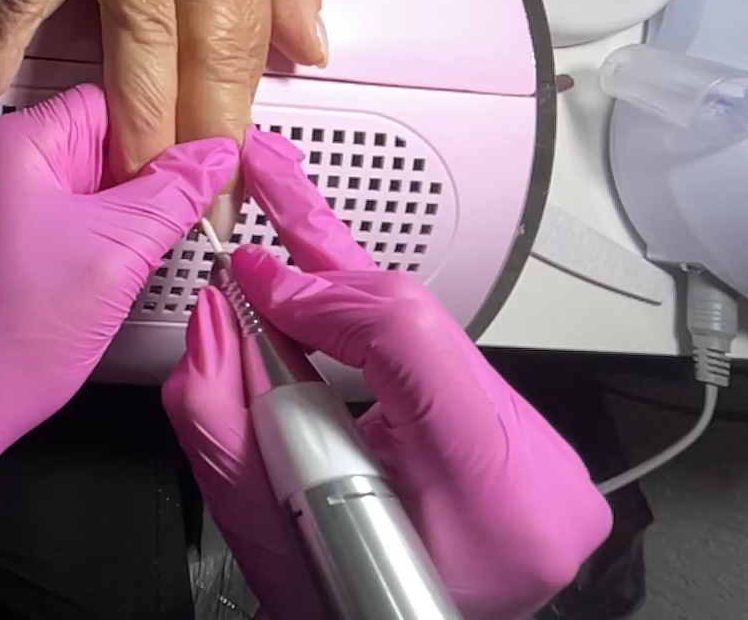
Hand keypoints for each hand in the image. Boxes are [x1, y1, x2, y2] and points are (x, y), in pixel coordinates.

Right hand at [0, 0, 325, 190]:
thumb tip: (310, 54)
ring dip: (127, 124)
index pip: (243, 59)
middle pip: (192, 66)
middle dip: (190, 152)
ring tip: (124, 192)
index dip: (237, 133)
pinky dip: (2, 39)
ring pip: (127, 46)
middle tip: (185, 223)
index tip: (231, 196)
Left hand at [0, 84, 235, 548]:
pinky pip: (68, 207)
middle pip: (100, 137)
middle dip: (150, 171)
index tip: (207, 156)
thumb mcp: (114, 254)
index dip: (165, 127)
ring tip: (162, 235)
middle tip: (197, 201)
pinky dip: (102, 226)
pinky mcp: (4, 230)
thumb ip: (173, 193)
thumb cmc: (5, 336)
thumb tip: (214, 153)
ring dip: (128, 203)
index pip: (110, 102)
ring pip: (89, 176)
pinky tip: (124, 256)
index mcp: (15, 144)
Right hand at [162, 130, 611, 619]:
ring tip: (282, 207)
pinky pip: (415, 344)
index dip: (312, 287)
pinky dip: (351, 308)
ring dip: (330, 270)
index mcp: (484, 495)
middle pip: (414, 307)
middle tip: (268, 170)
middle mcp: (531, 462)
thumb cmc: (345, 608)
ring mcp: (532, 444)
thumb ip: (215, 415)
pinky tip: (314, 276)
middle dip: (321, 237)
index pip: (401, 335)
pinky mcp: (507, 429)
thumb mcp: (257, 531)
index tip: (245, 276)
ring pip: (413, 319)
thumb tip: (214, 317)